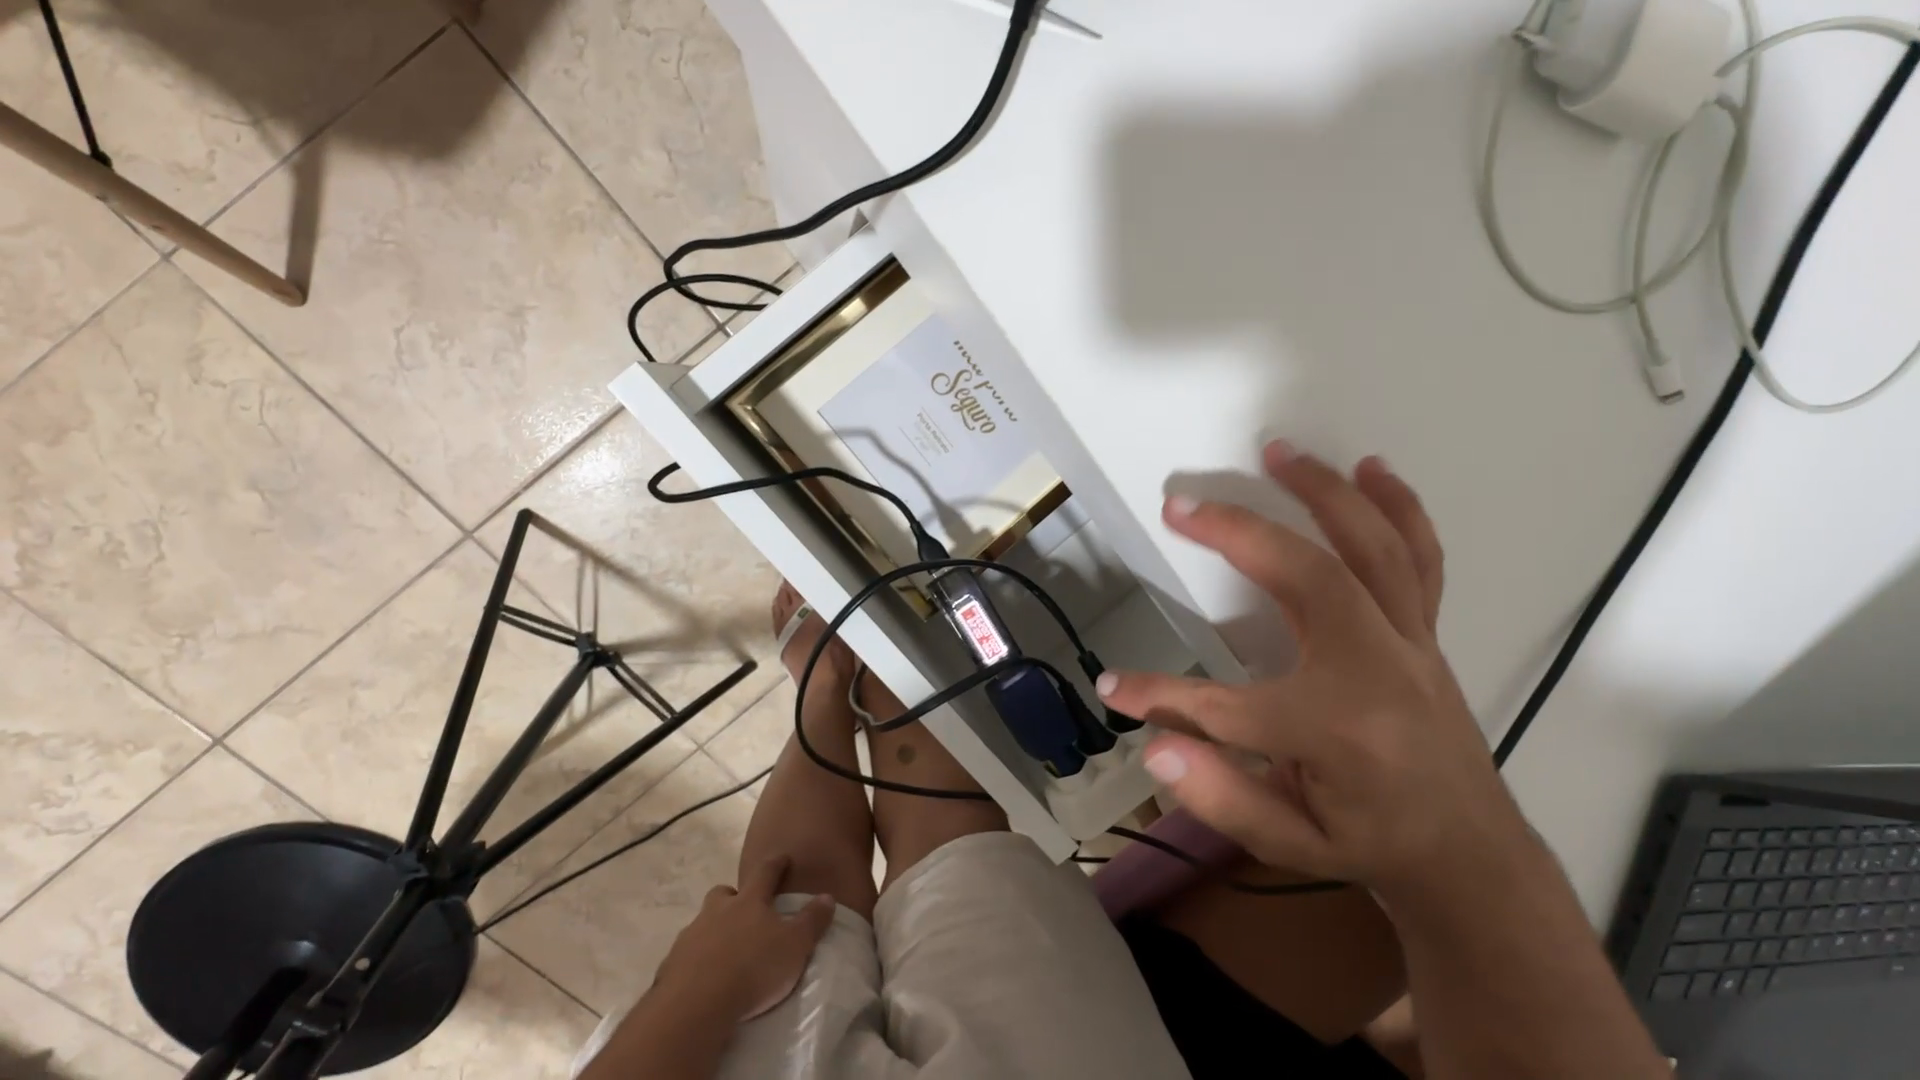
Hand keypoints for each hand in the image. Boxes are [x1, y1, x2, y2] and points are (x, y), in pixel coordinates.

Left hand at [649, 856, 836, 1021]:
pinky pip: (687, 953)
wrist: (696, 1003)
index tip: (782, 858)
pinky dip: (697, 958)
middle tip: (745, 909)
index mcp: (749, 902)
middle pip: (723, 894)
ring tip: (726, 950)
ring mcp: (691, 935)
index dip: (775, 864)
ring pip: (703, 922)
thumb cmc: (753, 968)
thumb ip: (811, 921)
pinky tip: (705, 976)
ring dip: (714, 929)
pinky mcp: (672, 963)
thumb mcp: (795, 946)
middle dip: (733, 897)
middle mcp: (717, 911)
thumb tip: (827, 896)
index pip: (765, 873)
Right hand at [1097, 441, 1533, 900]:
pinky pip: (1419, 560)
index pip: (1224, 705)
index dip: (1160, 695)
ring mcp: (1408, 644)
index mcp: (1335, 730)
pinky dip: (1398, 509)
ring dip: (1323, 493)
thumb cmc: (1370, 843)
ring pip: (1372, 549)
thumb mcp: (1288, 843)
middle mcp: (1377, 672)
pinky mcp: (1423, 634)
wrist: (1469, 853)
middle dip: (1238, 532)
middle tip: (1180, 503)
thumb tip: (1154, 747)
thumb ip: (1220, 796)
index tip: (1114, 685)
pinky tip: (1372, 471)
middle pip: (1308, 578)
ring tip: (1279, 451)